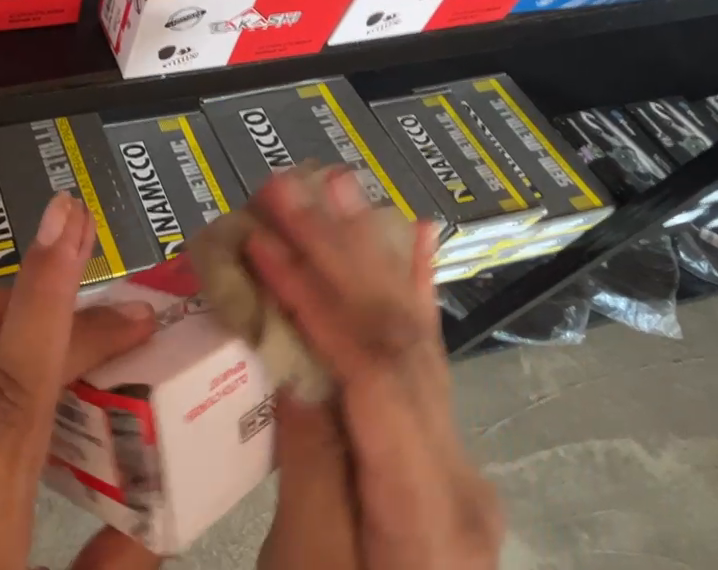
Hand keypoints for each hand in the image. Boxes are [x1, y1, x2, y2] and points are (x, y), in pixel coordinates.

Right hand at [243, 169, 502, 569]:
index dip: (315, 300)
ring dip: (365, 255)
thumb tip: (294, 370)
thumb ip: (311, 473)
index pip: (370, 374)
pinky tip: (413, 240)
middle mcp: (455, 467)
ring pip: (410, 338)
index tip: (262, 243)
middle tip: (290, 186)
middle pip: (395, 340)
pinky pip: (421, 360)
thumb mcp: (308, 569)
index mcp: (424, 505)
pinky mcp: (430, 449)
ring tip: (336, 187)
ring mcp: (449, 455)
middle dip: (338, 252)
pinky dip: (411, 292)